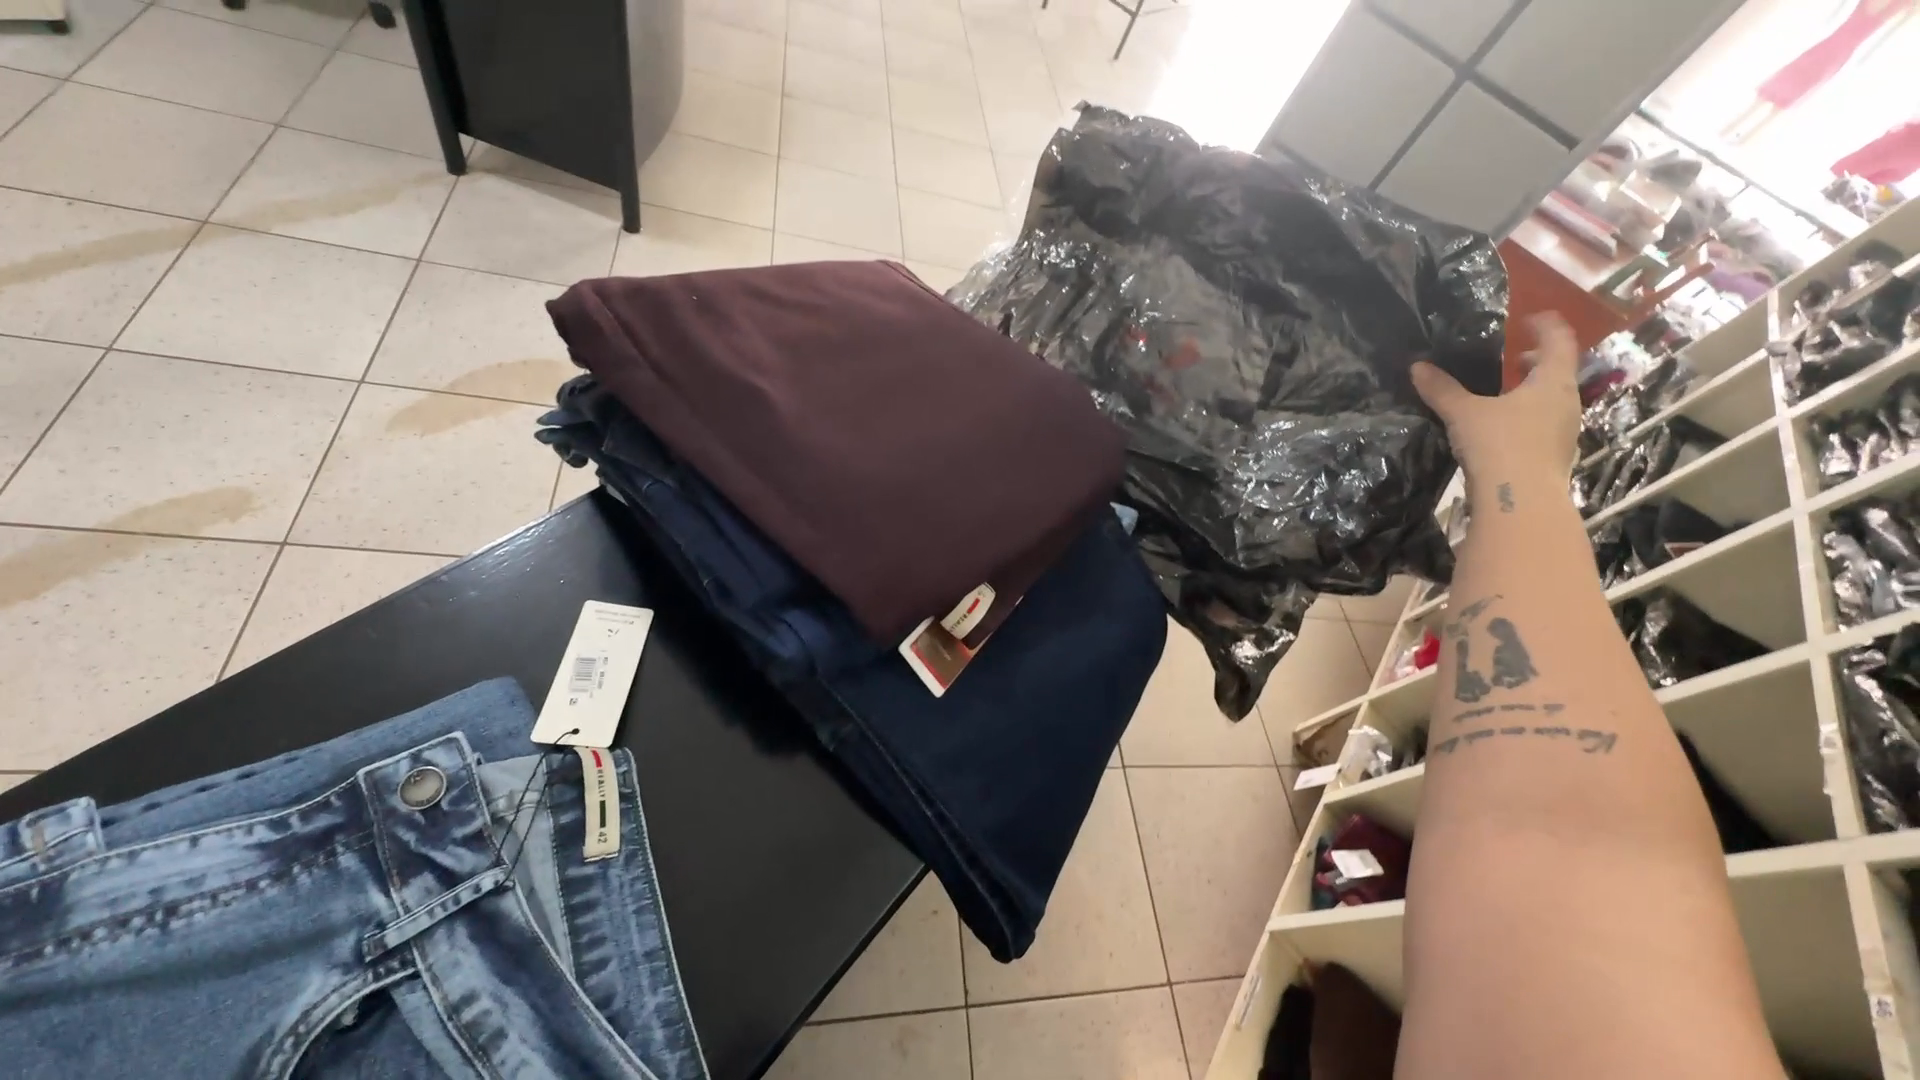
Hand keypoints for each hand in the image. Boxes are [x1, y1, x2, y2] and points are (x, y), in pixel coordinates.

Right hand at [1411, 313, 1581, 498]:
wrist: (1520, 501)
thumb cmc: (1500, 444)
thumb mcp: (1464, 413)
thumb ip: (1442, 390)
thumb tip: (1417, 367)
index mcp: (1553, 381)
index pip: (1559, 341)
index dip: (1546, 325)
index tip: (1530, 317)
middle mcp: (1566, 402)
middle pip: (1558, 372)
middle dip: (1536, 362)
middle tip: (1514, 357)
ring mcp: (1564, 432)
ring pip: (1550, 401)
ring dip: (1531, 392)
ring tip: (1503, 393)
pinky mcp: (1553, 457)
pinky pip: (1542, 425)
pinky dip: (1525, 417)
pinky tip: (1501, 428)